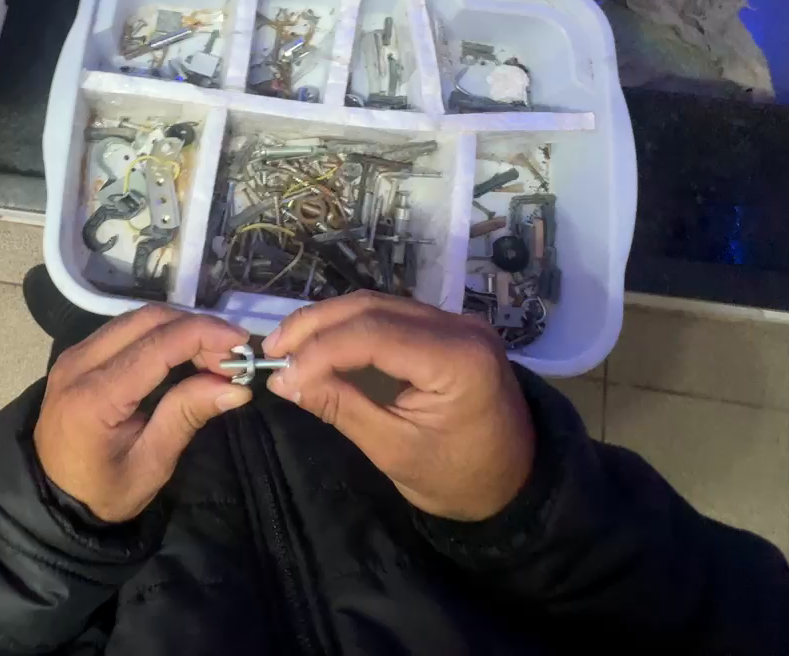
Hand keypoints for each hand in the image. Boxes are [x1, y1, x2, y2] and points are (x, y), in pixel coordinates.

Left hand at [35, 305, 251, 521]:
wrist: (50, 499)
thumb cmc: (102, 491)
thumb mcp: (151, 464)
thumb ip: (186, 416)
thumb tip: (235, 387)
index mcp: (95, 395)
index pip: (157, 345)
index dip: (203, 335)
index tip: (241, 343)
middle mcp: (79, 362)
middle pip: (147, 320)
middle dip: (196, 327)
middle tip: (231, 355)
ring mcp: (75, 354)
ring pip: (136, 318)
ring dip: (179, 326)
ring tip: (213, 354)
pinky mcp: (78, 353)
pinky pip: (124, 328)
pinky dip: (160, 332)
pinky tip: (183, 352)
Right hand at [262, 292, 534, 520]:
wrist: (516, 486)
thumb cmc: (459, 478)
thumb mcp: (394, 450)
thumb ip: (340, 407)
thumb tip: (282, 380)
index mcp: (458, 359)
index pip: (374, 334)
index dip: (320, 348)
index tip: (281, 370)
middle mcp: (458, 326)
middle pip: (370, 307)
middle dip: (315, 324)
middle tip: (272, 348)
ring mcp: (453, 321)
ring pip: (373, 303)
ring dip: (326, 320)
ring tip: (287, 344)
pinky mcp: (442, 326)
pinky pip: (385, 313)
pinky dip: (346, 325)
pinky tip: (319, 340)